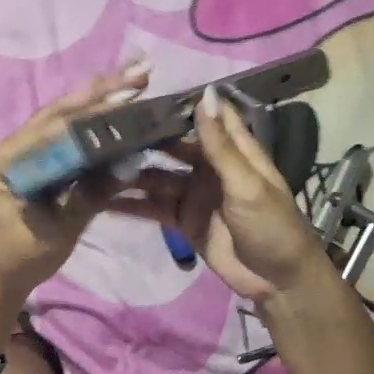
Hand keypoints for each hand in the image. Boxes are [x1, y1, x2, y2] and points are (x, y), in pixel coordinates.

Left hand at [0, 65, 151, 297]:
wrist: (1, 274)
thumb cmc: (22, 257)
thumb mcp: (58, 231)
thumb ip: (89, 196)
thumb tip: (128, 164)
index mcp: (6, 161)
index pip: (54, 128)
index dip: (92, 111)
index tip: (127, 94)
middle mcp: (11, 146)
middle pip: (60, 113)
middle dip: (101, 92)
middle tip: (140, 72)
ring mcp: (23, 149)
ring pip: (64, 117)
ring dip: (99, 99)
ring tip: (136, 79)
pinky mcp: (37, 157)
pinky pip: (66, 133)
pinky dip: (92, 120)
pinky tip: (118, 104)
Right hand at [121, 87, 328, 301]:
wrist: (277, 281)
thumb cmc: (271, 226)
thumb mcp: (246, 183)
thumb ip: (219, 144)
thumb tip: (204, 94)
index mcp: (233, 152)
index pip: (206, 118)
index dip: (180, 104)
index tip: (145, 92)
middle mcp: (209, 167)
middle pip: (173, 146)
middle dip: (145, 139)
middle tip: (106, 129)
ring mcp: (194, 194)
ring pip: (157, 177)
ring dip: (132, 172)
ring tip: (96, 164)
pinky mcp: (182, 220)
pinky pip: (153, 207)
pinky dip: (131, 204)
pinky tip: (103, 199)